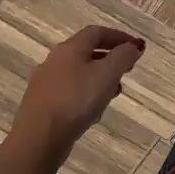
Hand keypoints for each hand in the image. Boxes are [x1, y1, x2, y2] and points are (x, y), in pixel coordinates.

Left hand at [13, 26, 144, 157]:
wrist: (37, 141)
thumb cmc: (76, 101)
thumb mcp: (108, 74)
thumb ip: (123, 56)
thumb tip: (133, 46)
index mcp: (69, 49)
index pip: (97, 32)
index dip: (120, 37)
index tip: (137, 48)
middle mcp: (54, 61)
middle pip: (87, 52)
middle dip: (111, 59)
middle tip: (128, 70)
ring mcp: (45, 84)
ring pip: (79, 73)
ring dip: (100, 78)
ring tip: (114, 93)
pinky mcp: (42, 104)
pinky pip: (70, 92)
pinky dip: (86, 94)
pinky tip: (93, 111)